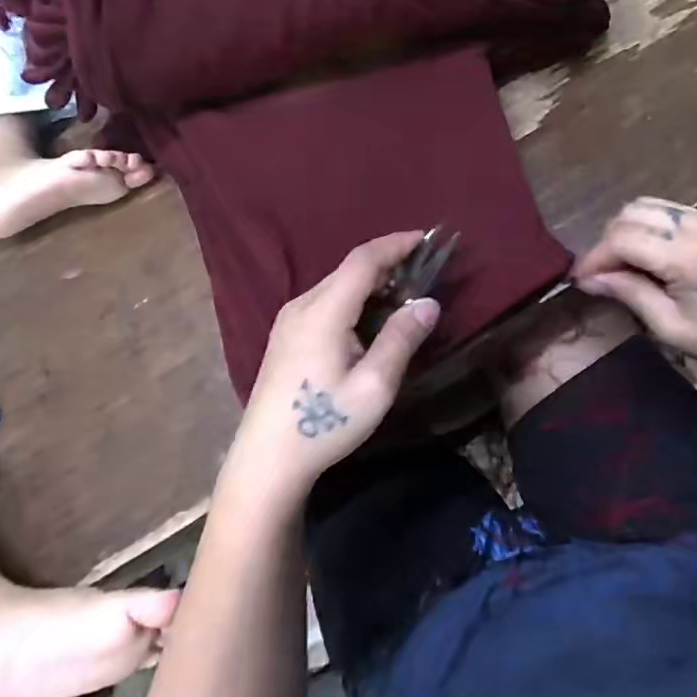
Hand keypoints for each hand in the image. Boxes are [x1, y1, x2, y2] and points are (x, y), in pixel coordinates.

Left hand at [226, 233, 441, 501]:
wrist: (267, 457)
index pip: (362, 260)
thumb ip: (401, 339)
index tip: (426, 239)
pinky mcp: (284, 336)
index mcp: (323, 311)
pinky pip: (323, 302)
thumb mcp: (374, 386)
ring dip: (369, 283)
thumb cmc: (324, 423)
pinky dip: (352, 300)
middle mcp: (301, 305)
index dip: (395, 244)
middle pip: (347, 270)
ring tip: (401, 296)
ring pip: (335, 286)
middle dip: (386, 264)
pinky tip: (367, 321)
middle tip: (422, 272)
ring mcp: (287, 320)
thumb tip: (428, 302)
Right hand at [572, 198, 696, 395]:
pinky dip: (650, 229)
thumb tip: (587, 279)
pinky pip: (673, 213)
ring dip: (627, 231)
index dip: (595, 256)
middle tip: (601, 273)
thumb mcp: (672, 328)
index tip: (581, 280)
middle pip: (633, 212)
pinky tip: (649, 258)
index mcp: (691, 258)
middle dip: (608, 240)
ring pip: (651, 207)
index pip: (623, 238)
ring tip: (622, 265)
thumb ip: (629, 293)